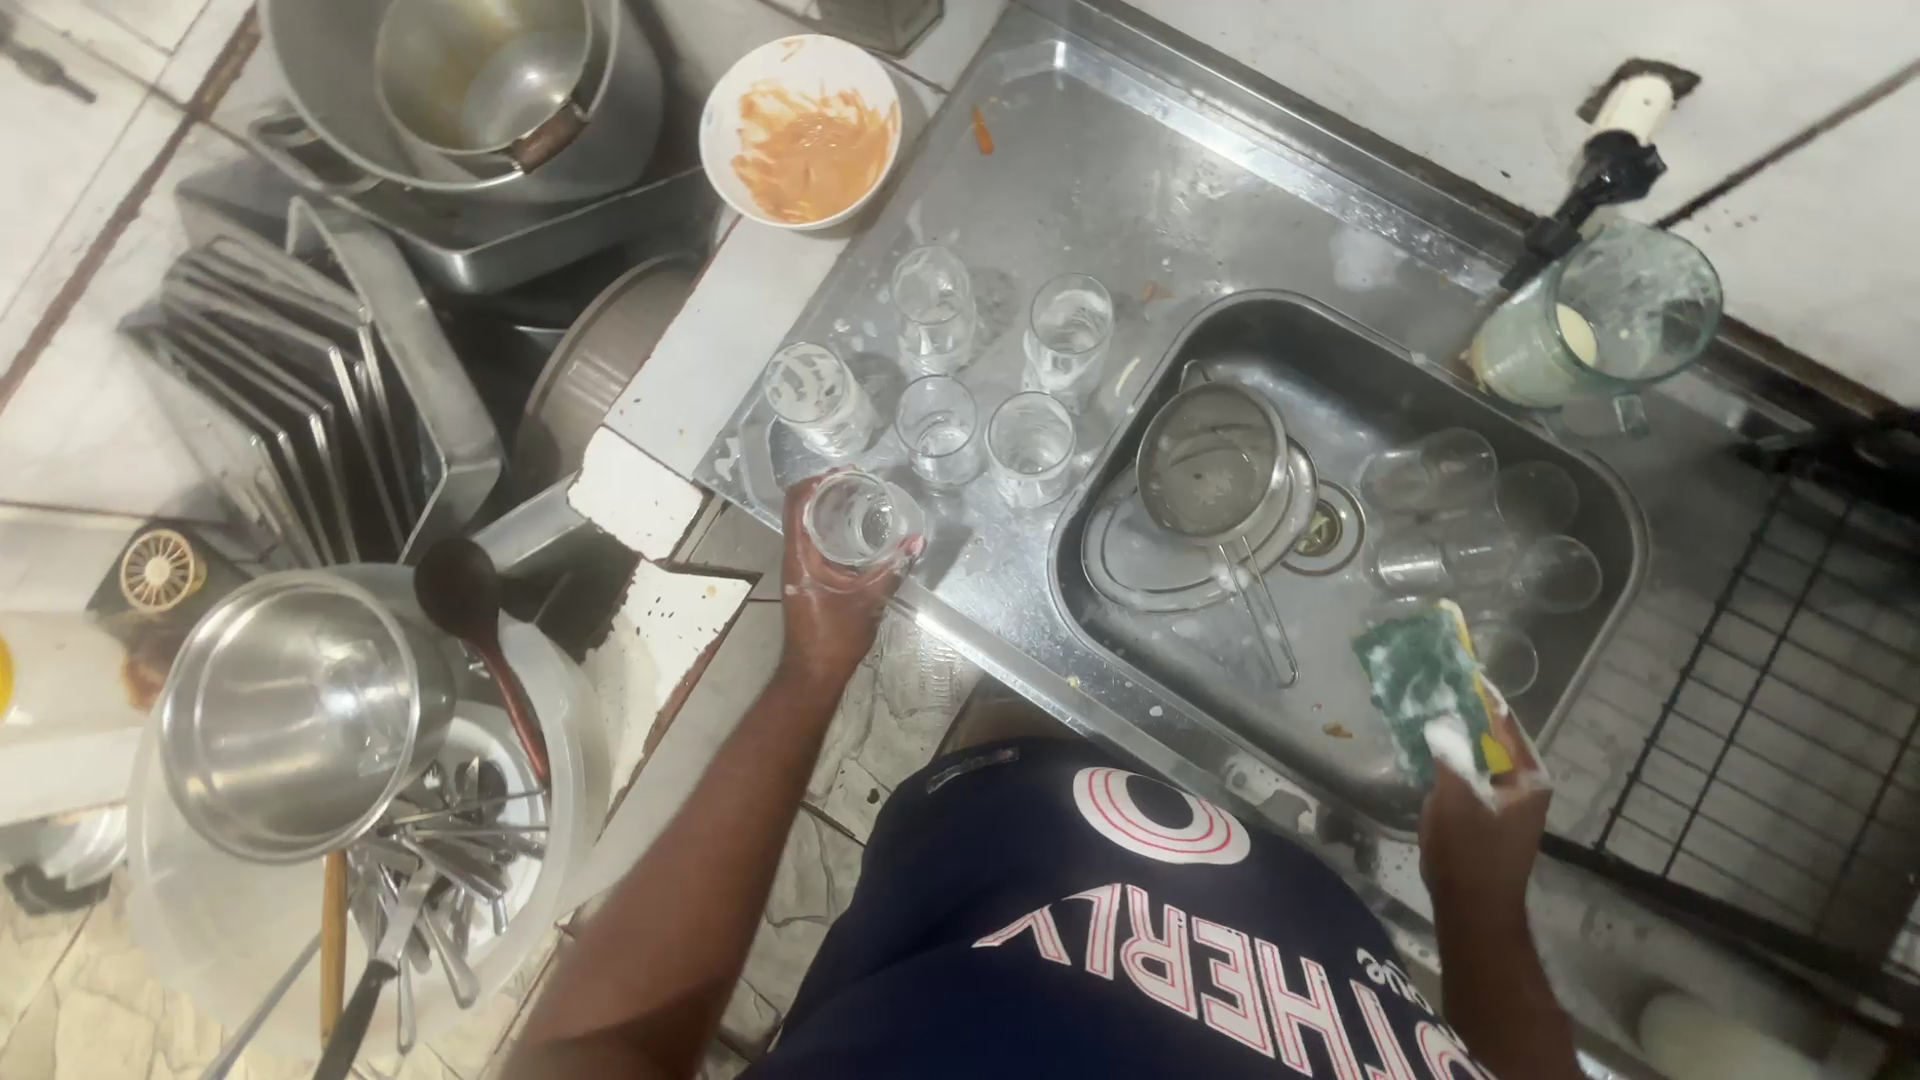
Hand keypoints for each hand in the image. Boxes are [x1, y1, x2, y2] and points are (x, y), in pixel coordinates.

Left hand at [775, 473, 918, 688]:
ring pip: (805, 524)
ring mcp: (797, 567)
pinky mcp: (806, 576)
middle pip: (799, 508)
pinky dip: (830, 526)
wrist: (814, 673)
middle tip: (859, 480)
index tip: (845, 472)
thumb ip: (893, 568)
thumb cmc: (835, 637)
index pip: (796, 504)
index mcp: (800, 556)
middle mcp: (793, 556)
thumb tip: (916, 541)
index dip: (816, 480)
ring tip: (860, 496)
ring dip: (827, 507)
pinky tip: (856, 528)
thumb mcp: (870, 600)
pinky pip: (813, 540)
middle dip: (826, 489)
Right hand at [1418, 700, 1549, 928]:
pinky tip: (1422, 744)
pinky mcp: (1484, 810)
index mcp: (1528, 778)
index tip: (1456, 668)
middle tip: (1431, 684)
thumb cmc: (1470, 851)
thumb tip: (1439, 714)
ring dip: (1453, 733)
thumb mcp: (1456, 797)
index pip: (1505, 723)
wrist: (1471, 906)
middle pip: (1491, 736)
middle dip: (1463, 711)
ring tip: (1423, 706)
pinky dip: (1448, 755)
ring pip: (1477, 753)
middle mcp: (1522, 783)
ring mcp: (1504, 798)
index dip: (1481, 696)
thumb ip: (1449, 753)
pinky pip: (1467, 770)